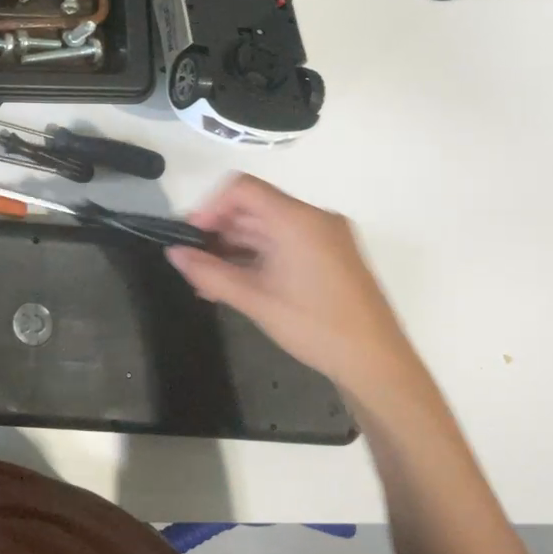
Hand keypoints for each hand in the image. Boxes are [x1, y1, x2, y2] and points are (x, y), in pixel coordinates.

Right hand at [167, 174, 421, 397]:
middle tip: (196, 262)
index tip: (193, 236)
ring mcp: (327, 237)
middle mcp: (314, 219)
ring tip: (211, 279)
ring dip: (235, 247)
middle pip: (254, 207)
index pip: (242, 188)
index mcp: (298, 220)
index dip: (210, 206)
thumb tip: (173, 253)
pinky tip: (238, 283)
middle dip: (220, 231)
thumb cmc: (316, 326)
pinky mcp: (332, 255)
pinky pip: (285, 242)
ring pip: (267, 227)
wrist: (379, 364)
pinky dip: (258, 256)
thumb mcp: (255, 300)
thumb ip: (208, 272)